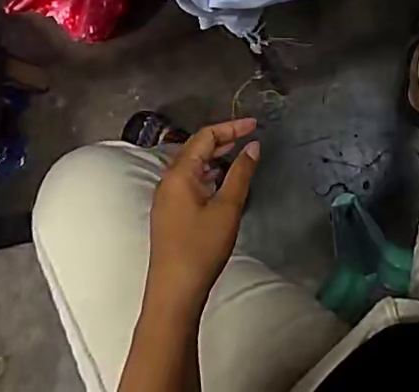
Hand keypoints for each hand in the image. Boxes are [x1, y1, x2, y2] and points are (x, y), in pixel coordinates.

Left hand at [145, 118, 260, 310]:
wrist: (174, 294)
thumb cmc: (201, 248)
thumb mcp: (227, 208)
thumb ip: (240, 173)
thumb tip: (252, 146)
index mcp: (179, 173)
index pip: (205, 136)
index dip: (230, 127)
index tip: (253, 125)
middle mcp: (168, 180)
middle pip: (195, 147)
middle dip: (222, 138)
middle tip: (247, 136)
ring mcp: (166, 197)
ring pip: (191, 164)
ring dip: (214, 156)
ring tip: (237, 154)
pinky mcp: (168, 212)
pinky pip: (188, 180)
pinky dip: (206, 172)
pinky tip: (220, 182)